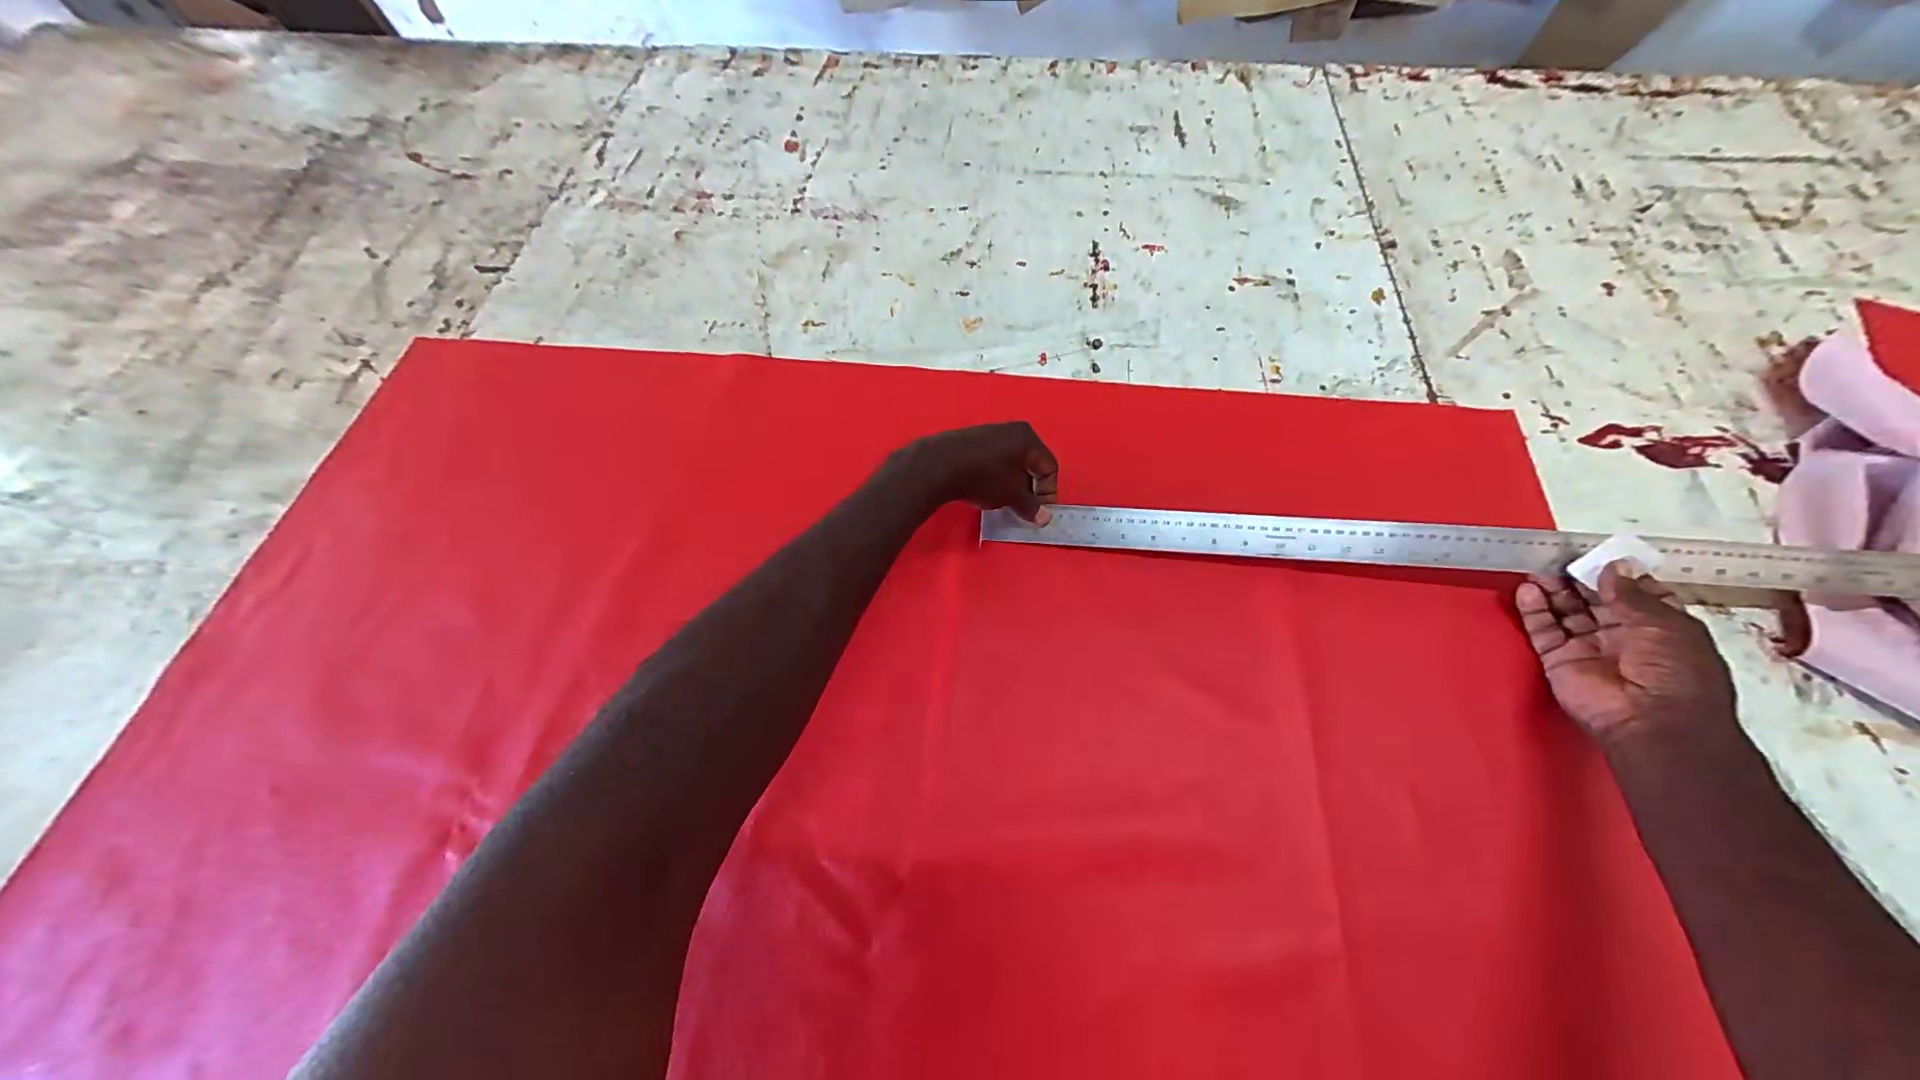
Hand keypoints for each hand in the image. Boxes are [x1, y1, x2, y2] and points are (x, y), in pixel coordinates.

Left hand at [889, 422, 1059, 523]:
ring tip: (1001, 500)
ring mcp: (991, 432)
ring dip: (1012, 483)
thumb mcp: (1011, 495)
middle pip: (1031, 464)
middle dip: (1029, 488)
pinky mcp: (972, 439)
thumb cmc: (983, 477)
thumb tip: (1045, 518)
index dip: (1048, 492)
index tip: (1037, 511)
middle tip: (1021, 507)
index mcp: (1028, 439)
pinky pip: (994, 459)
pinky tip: (984, 489)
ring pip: (1012, 462)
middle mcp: (1012, 430)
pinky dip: (996, 475)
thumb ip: (1031, 507)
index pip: (1049, 467)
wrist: (938, 464)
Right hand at [1514, 561, 1735, 744]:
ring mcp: (1587, 647)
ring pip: (1565, 612)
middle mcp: (1621, 635)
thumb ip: (1632, 595)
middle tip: (1558, 558)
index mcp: (1658, 627)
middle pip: (1593, 600)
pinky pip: (1543, 631)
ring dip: (1552, 590)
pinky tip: (1527, 591)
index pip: (1633, 593)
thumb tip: (1614, 565)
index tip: (1597, 556)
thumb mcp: (1666, 625)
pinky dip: (1533, 611)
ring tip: (1538, 569)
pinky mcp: (1558, 659)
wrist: (1650, 720)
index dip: (1616, 574)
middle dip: (1577, 579)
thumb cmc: (1675, 671)